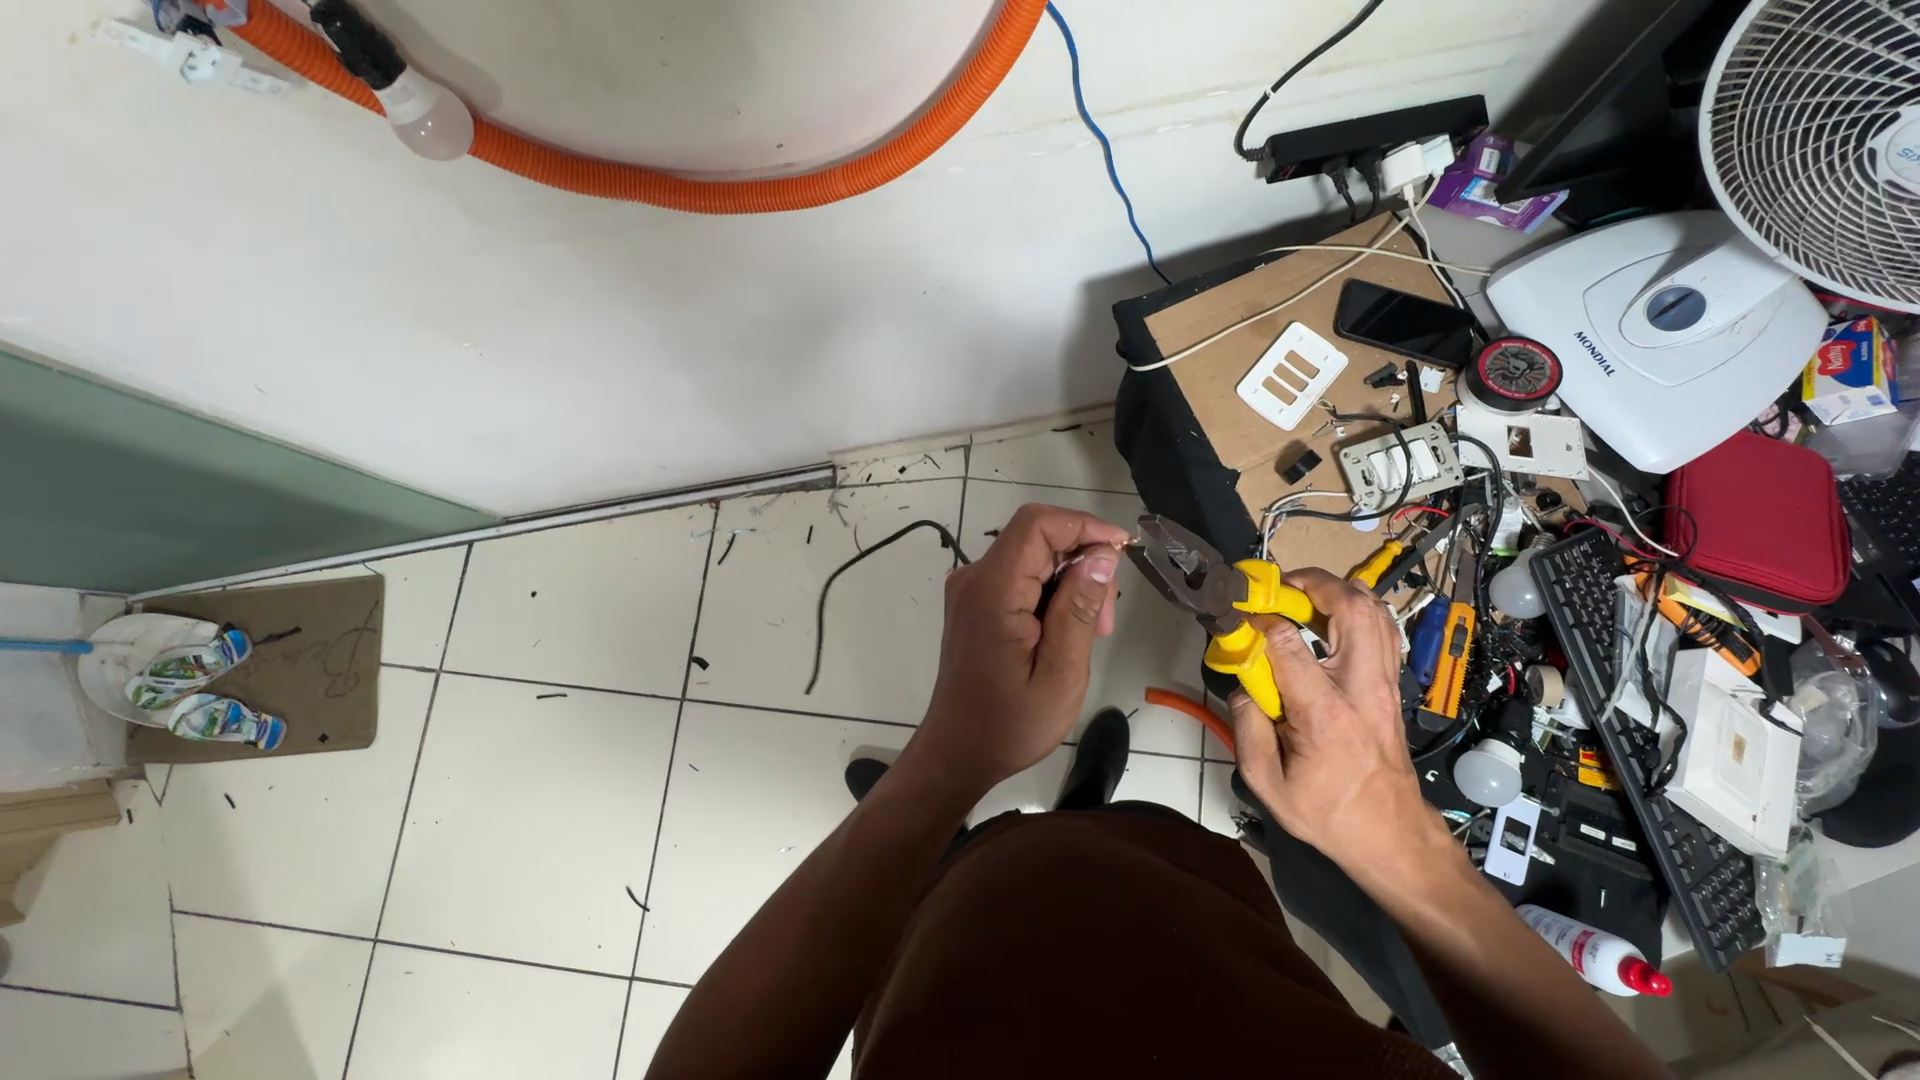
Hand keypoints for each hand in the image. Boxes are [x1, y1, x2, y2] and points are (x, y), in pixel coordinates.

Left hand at [905, 504, 1129, 794]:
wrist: (959, 752)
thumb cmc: (1010, 724)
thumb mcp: (1060, 673)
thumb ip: (1080, 609)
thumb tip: (1102, 555)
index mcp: (992, 590)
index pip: (1038, 524)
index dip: (1084, 525)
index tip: (1121, 551)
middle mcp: (974, 578)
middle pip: (1038, 538)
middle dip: (1083, 563)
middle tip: (1106, 619)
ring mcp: (971, 590)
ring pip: (1034, 558)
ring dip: (1070, 582)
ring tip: (1090, 633)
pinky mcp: (975, 604)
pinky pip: (1021, 578)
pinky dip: (1051, 594)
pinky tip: (1065, 632)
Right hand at [1229, 569, 1447, 873]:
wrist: (1392, 835)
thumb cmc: (1327, 813)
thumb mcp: (1265, 782)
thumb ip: (1245, 725)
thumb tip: (1243, 683)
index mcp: (1324, 712)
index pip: (1288, 642)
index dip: (1259, 621)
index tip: (1240, 618)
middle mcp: (1361, 687)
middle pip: (1351, 608)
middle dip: (1313, 582)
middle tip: (1281, 585)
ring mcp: (1384, 683)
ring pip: (1375, 611)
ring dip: (1339, 591)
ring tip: (1304, 595)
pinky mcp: (1392, 685)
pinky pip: (1382, 630)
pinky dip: (1358, 611)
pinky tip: (1331, 618)